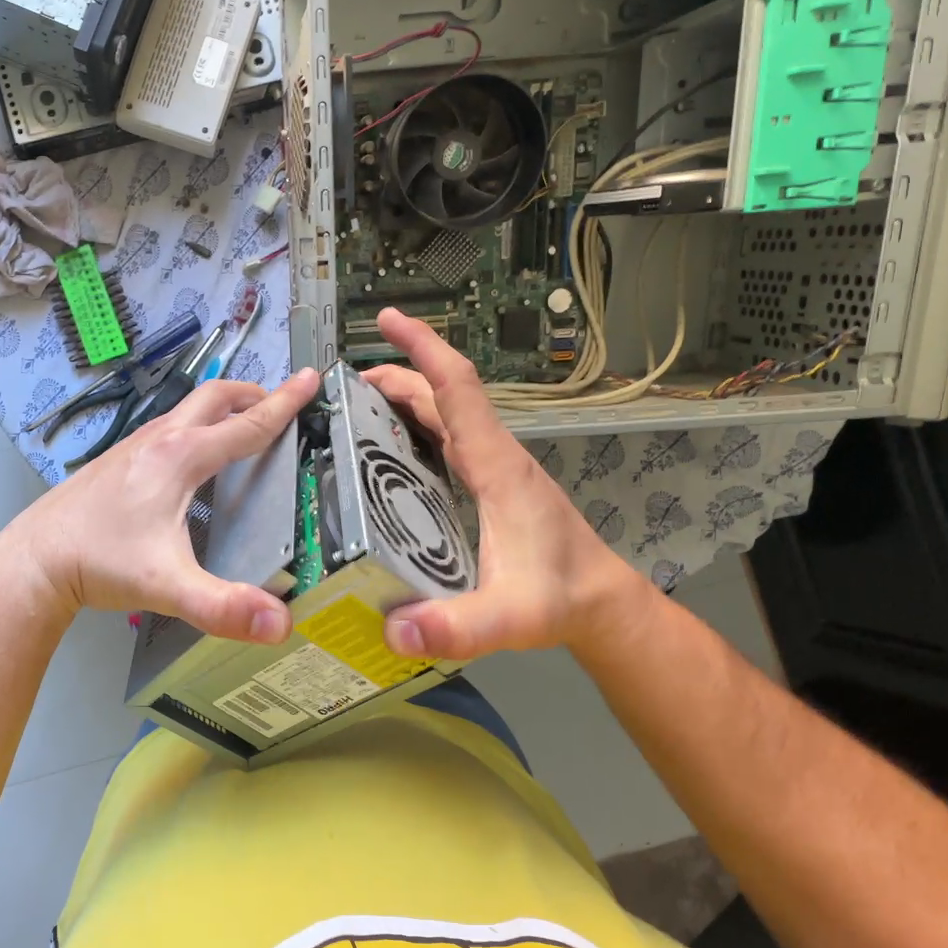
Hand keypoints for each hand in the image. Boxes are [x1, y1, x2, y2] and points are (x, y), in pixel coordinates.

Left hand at [0, 369, 320, 643]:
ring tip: (242, 427)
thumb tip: (280, 623)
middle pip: (214, 399)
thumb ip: (223, 606)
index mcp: (181, 458)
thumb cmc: (99, 562)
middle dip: (252, 395)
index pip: (246, 425)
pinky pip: (168, 429)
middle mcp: (159, 440)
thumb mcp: (166, 586)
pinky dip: (196, 428)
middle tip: (279, 404)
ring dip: (221, 409)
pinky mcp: (118, 460)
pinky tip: (192, 463)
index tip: (310, 379)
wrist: (35, 557)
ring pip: (187, 411)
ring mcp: (134, 446)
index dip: (284, 404)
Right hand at [363, 309, 644, 658]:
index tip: (389, 318)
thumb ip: (458, 626)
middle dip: (396, 375)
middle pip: (442, 395)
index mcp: (495, 465)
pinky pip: (447, 439)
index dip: (423, 348)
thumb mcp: (511, 615)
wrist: (603, 604)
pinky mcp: (491, 485)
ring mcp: (494, 468)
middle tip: (344, 384)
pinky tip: (392, 451)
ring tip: (357, 408)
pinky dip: (416, 428)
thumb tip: (394, 629)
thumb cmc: (562, 598)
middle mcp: (494, 455)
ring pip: (444, 415)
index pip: (457, 388)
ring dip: (405, 399)